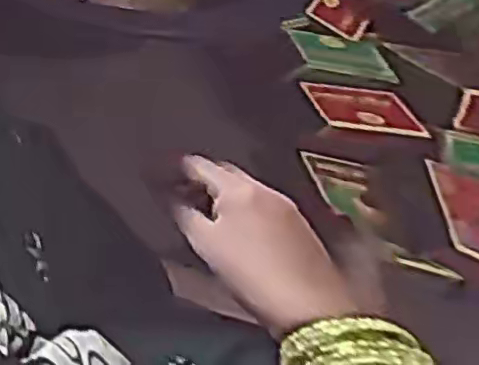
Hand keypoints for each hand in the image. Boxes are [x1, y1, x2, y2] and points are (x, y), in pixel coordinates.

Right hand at [172, 155, 359, 335]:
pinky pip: (264, 206)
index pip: (196, 163)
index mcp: (237, 187)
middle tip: (184, 195)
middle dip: (202, 179)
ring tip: (211, 214)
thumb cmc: (251, 272)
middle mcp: (265, 190)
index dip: (175, 169)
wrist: (317, 314)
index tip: (162, 180)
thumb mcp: (203, 241)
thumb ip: (182, 211)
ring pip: (247, 189)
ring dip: (226, 195)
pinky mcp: (304, 229)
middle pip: (224, 171)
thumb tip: (171, 197)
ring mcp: (289, 209)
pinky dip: (247, 209)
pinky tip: (241, 229)